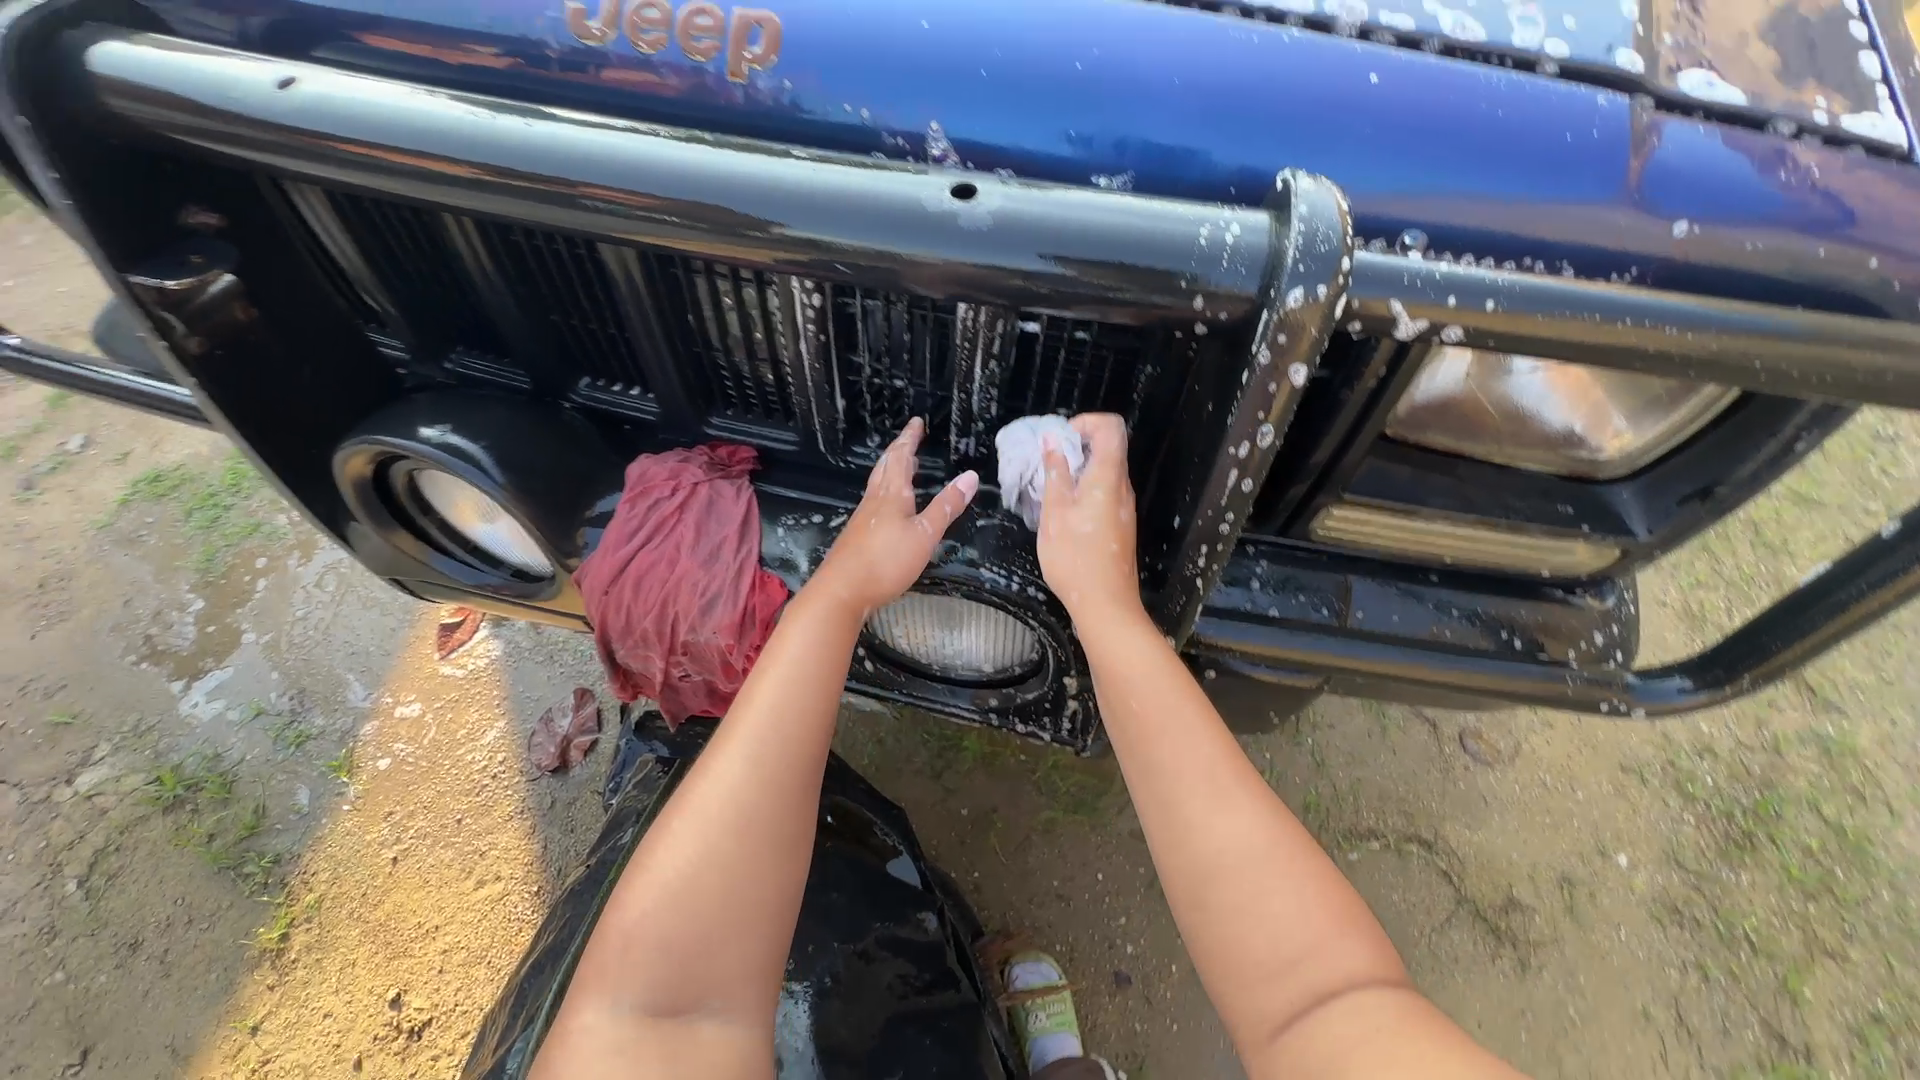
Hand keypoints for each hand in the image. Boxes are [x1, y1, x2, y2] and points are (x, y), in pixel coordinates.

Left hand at [809, 418, 978, 617]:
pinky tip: (891, 507)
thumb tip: (970, 475)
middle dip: (898, 451)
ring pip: (878, 485)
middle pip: (885, 467)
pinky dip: (886, 493)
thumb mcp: (925, 535)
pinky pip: (874, 502)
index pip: (900, 457)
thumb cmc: (886, 561)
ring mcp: (863, 518)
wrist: (841, 591)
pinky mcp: (858, 536)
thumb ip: (947, 507)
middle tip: (909, 440)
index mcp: (892, 494)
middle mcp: (874, 500)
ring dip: (892, 471)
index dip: (909, 438)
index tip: (916, 422)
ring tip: (905, 468)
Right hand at [1038, 413, 1146, 625]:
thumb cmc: (1075, 557)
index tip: (1059, 439)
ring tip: (1049, 489)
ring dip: (1077, 471)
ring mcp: (1123, 506)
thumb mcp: (1054, 513)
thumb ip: (1055, 474)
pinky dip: (1083, 490)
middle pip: (1108, 447)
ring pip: (1104, 471)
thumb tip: (1053, 441)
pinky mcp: (1120, 524)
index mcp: (1108, 477)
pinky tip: (1062, 512)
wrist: (1105, 604)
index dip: (1085, 422)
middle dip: (1075, 447)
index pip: (1111, 427)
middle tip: (1046, 465)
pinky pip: (1104, 492)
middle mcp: (1122, 487)